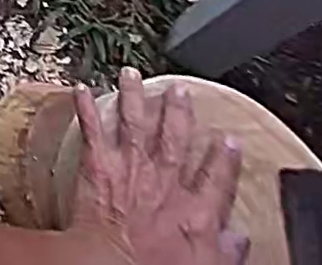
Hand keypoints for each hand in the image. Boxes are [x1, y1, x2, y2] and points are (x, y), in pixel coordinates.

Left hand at [67, 67, 247, 264]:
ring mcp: (130, 168)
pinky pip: (92, 130)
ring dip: (132, 96)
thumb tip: (240, 238)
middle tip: (178, 89)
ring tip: (131, 74)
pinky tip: (80, 88)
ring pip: (134, 123)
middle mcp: (163, 182)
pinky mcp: (99, 165)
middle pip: (174, 139)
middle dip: (177, 112)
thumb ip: (226, 255)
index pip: (215, 180)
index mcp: (193, 212)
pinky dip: (85, 107)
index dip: (224, 159)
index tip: (229, 137)